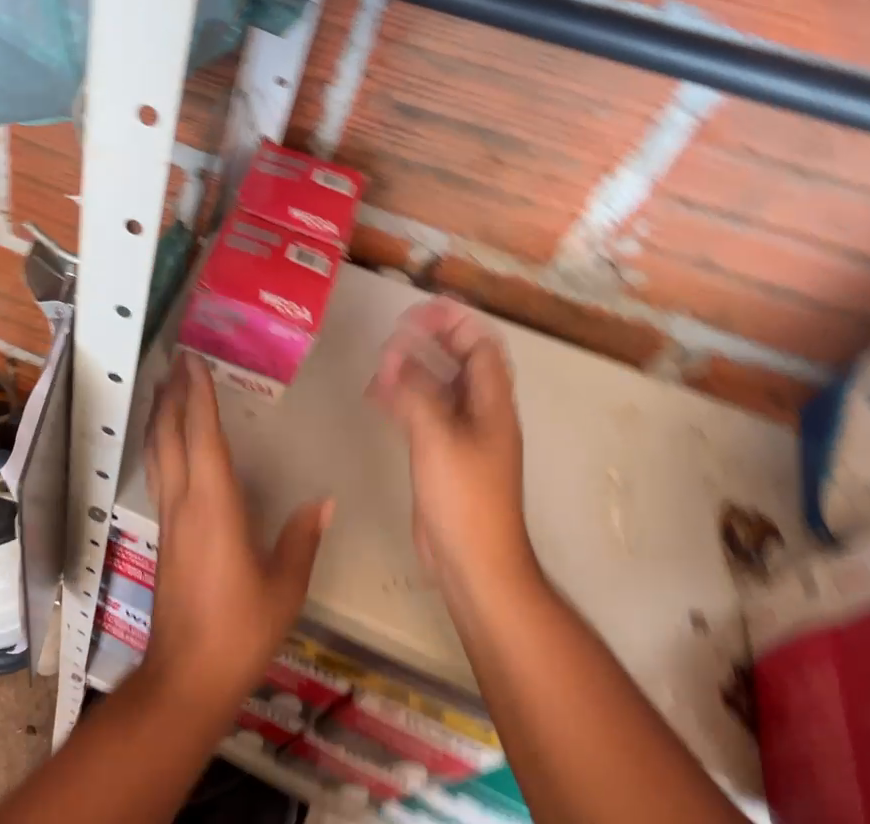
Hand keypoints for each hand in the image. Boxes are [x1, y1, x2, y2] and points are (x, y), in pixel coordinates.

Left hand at [140, 353, 332, 707]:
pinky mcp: (164, 536)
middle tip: (175, 361)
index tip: (194, 360)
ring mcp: (169, 520)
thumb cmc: (240, 630)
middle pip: (169, 436)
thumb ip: (301, 539)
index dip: (198, 395)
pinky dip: (162, 446)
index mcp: (214, 506)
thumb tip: (324, 501)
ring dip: (159, 417)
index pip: (203, 436)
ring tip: (164, 389)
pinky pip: (160, 475)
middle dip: (170, 395)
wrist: (186, 675)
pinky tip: (170, 447)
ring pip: (158, 454)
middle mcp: (184, 503)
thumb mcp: (284, 587)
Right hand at [365, 299, 533, 595]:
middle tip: (395, 331)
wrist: (473, 560)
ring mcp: (461, 436)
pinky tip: (377, 396)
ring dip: (414, 368)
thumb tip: (398, 357)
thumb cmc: (464, 498)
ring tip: (381, 361)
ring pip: (439, 387)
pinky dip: (402, 398)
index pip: (480, 347)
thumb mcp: (438, 438)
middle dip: (431, 340)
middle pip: (460, 362)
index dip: (455, 322)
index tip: (420, 310)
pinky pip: (422, 413)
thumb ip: (417, 393)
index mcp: (491, 404)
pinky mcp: (441, 456)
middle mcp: (480, 414)